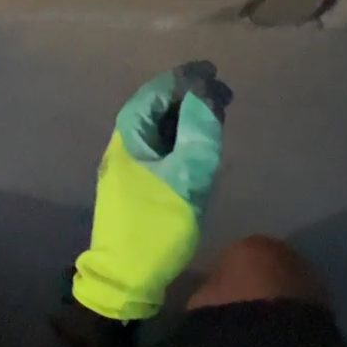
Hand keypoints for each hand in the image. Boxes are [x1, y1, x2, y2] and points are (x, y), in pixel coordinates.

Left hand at [72, 63, 229, 321]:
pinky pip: (161, 148)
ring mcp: (129, 164)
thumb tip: (206, 96)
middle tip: (222, 93)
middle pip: (155, 109)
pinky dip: (182, 138)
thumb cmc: (153, 226)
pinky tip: (201, 142)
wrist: (125, 274)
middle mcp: (124, 145)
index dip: (181, 80)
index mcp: (127, 137)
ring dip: (186, 117)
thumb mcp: (184, 180)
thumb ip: (198, 136)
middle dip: (187, 96)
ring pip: (159, 129)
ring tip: (217, 111)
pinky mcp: (138, 183)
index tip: (210, 72)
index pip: (153, 95)